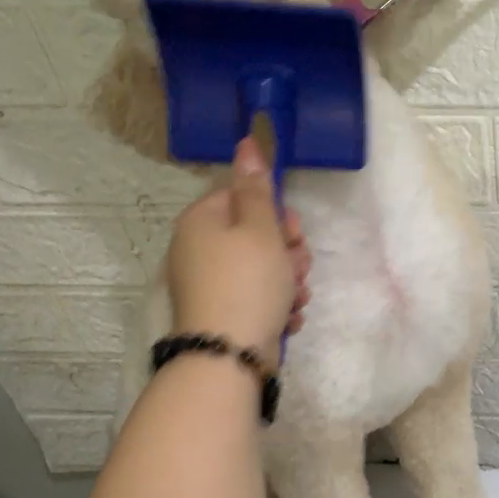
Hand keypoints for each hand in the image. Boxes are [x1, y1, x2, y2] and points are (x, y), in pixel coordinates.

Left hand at [166, 138, 312, 346]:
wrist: (229, 354)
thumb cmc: (248, 283)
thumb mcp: (260, 229)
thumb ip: (257, 188)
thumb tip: (246, 143)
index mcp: (203, 221)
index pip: (243, 198)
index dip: (276, 214)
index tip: (294, 232)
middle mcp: (200, 249)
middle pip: (255, 236)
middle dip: (287, 252)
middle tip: (298, 267)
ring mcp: (210, 285)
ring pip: (262, 270)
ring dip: (288, 282)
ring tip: (297, 298)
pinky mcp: (224, 314)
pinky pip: (257, 299)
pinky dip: (277, 306)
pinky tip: (288, 318)